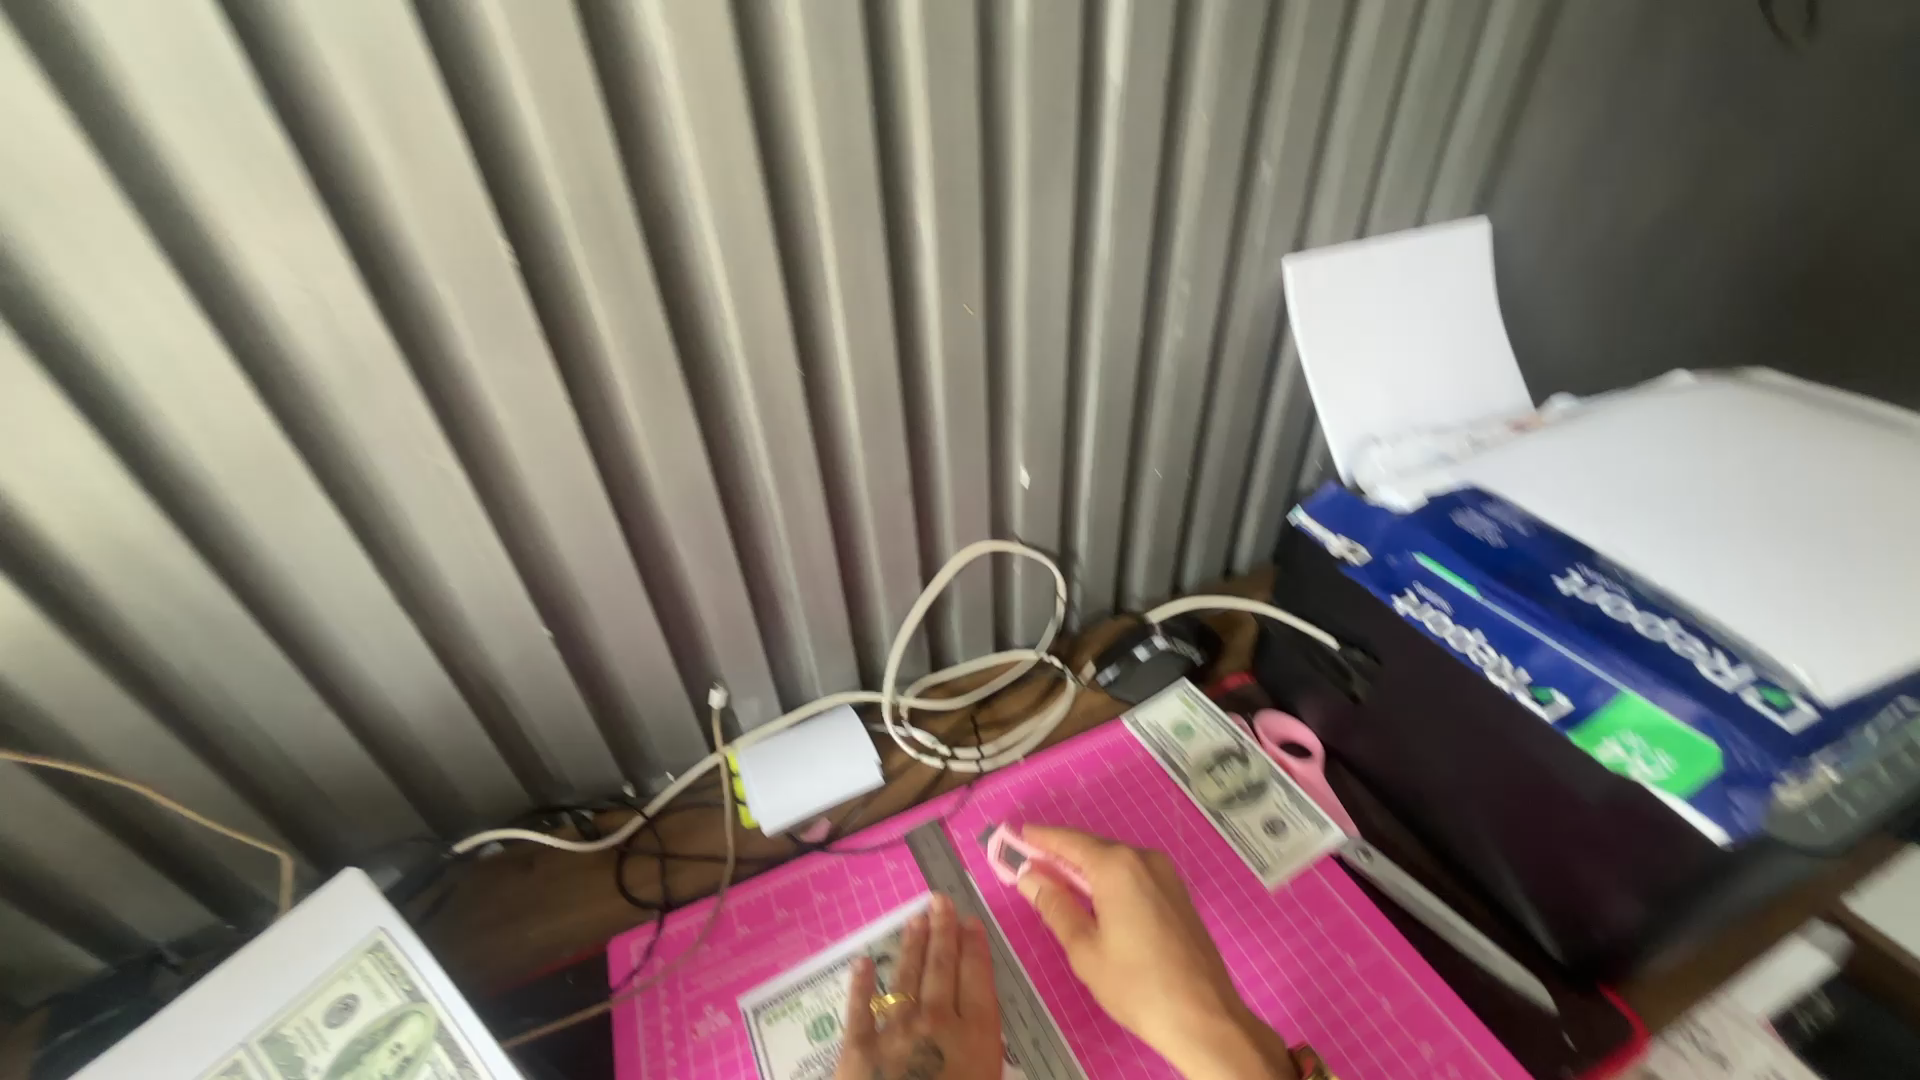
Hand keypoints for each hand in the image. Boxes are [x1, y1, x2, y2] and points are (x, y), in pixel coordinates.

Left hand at [833, 892, 1003, 1079]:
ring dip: (911, 945)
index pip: (979, 978)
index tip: (971, 920)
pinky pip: (860, 1009)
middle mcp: (938, 1022)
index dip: (975, 946)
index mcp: (977, 1038)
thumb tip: (982, 1038)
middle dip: (943, 930)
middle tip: (940, 900)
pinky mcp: (858, 1050)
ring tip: (915, 918)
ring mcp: (896, 1032)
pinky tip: (863, 961)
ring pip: (906, 976)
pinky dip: (861, 983)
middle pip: (943, 967)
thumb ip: (985, 1060)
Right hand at [1015, 826, 1296, 1079]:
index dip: (1040, 838)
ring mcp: (1165, 874)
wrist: (1205, 1018)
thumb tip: (1029, 876)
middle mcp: (1142, 859)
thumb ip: (1054, 906)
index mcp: (1117, 866)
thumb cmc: (1137, 985)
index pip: (1069, 841)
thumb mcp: (1084, 949)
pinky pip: (1133, 874)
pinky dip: (1108, 880)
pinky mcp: (1177, 893)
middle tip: (1030, 865)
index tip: (1016, 835)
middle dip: (1060, 855)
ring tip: (1057, 884)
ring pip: (1114, 861)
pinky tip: (1095, 899)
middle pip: (1092, 848)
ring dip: (1085, 869)